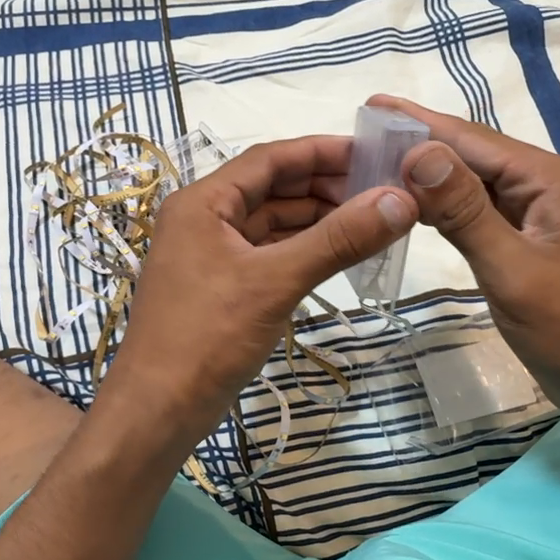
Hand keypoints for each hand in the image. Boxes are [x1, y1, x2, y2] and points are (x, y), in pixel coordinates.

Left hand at [101, 135, 417, 449]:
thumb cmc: (208, 336)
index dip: (322, 151)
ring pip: (271, 221)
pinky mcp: (221, 285)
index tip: (374, 152)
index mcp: (203, 202)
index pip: (269, 159)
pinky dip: (302, 249)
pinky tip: (338, 253)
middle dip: (324, 186)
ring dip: (317, 219)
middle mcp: (203, 218)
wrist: (158, 409)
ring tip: (371, 220)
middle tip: (382, 190)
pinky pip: (267, 252)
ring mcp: (210, 253)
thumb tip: (400, 200)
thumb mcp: (275, 281)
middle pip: (271, 187)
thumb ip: (337, 240)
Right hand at [370, 95, 559, 421]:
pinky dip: (449, 207)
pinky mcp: (535, 244)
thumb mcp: (514, 271)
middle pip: (474, 154)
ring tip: (379, 162)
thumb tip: (418, 151)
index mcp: (551, 180)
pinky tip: (418, 206)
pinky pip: (485, 212)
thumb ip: (465, 212)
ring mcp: (543, 217)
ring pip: (477, 184)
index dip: (419, 122)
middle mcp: (549, 186)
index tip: (372, 107)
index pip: (473, 140)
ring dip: (431, 175)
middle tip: (364, 135)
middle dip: (420, 142)